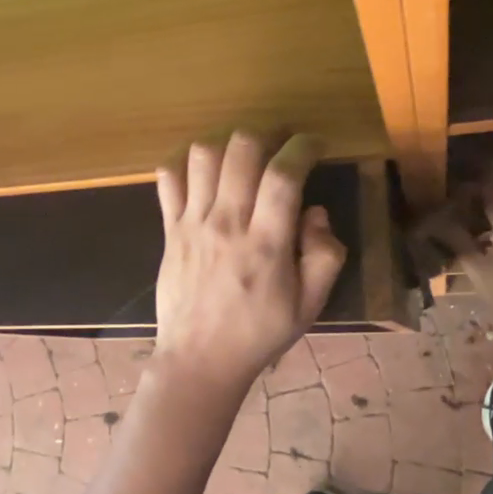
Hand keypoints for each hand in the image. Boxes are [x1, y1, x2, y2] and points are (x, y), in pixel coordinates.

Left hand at [150, 133, 347, 400]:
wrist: (199, 360)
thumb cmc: (259, 333)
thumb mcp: (310, 305)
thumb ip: (324, 255)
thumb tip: (315, 213)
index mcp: (267, 243)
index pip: (284, 174)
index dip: (303, 147)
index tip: (315, 145)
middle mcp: (227, 223)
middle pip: (241, 149)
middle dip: (267, 133)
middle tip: (280, 145)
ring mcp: (193, 222)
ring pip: (203, 154)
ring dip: (227, 143)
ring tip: (243, 155)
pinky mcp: (169, 228)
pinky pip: (168, 177)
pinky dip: (184, 162)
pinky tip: (203, 171)